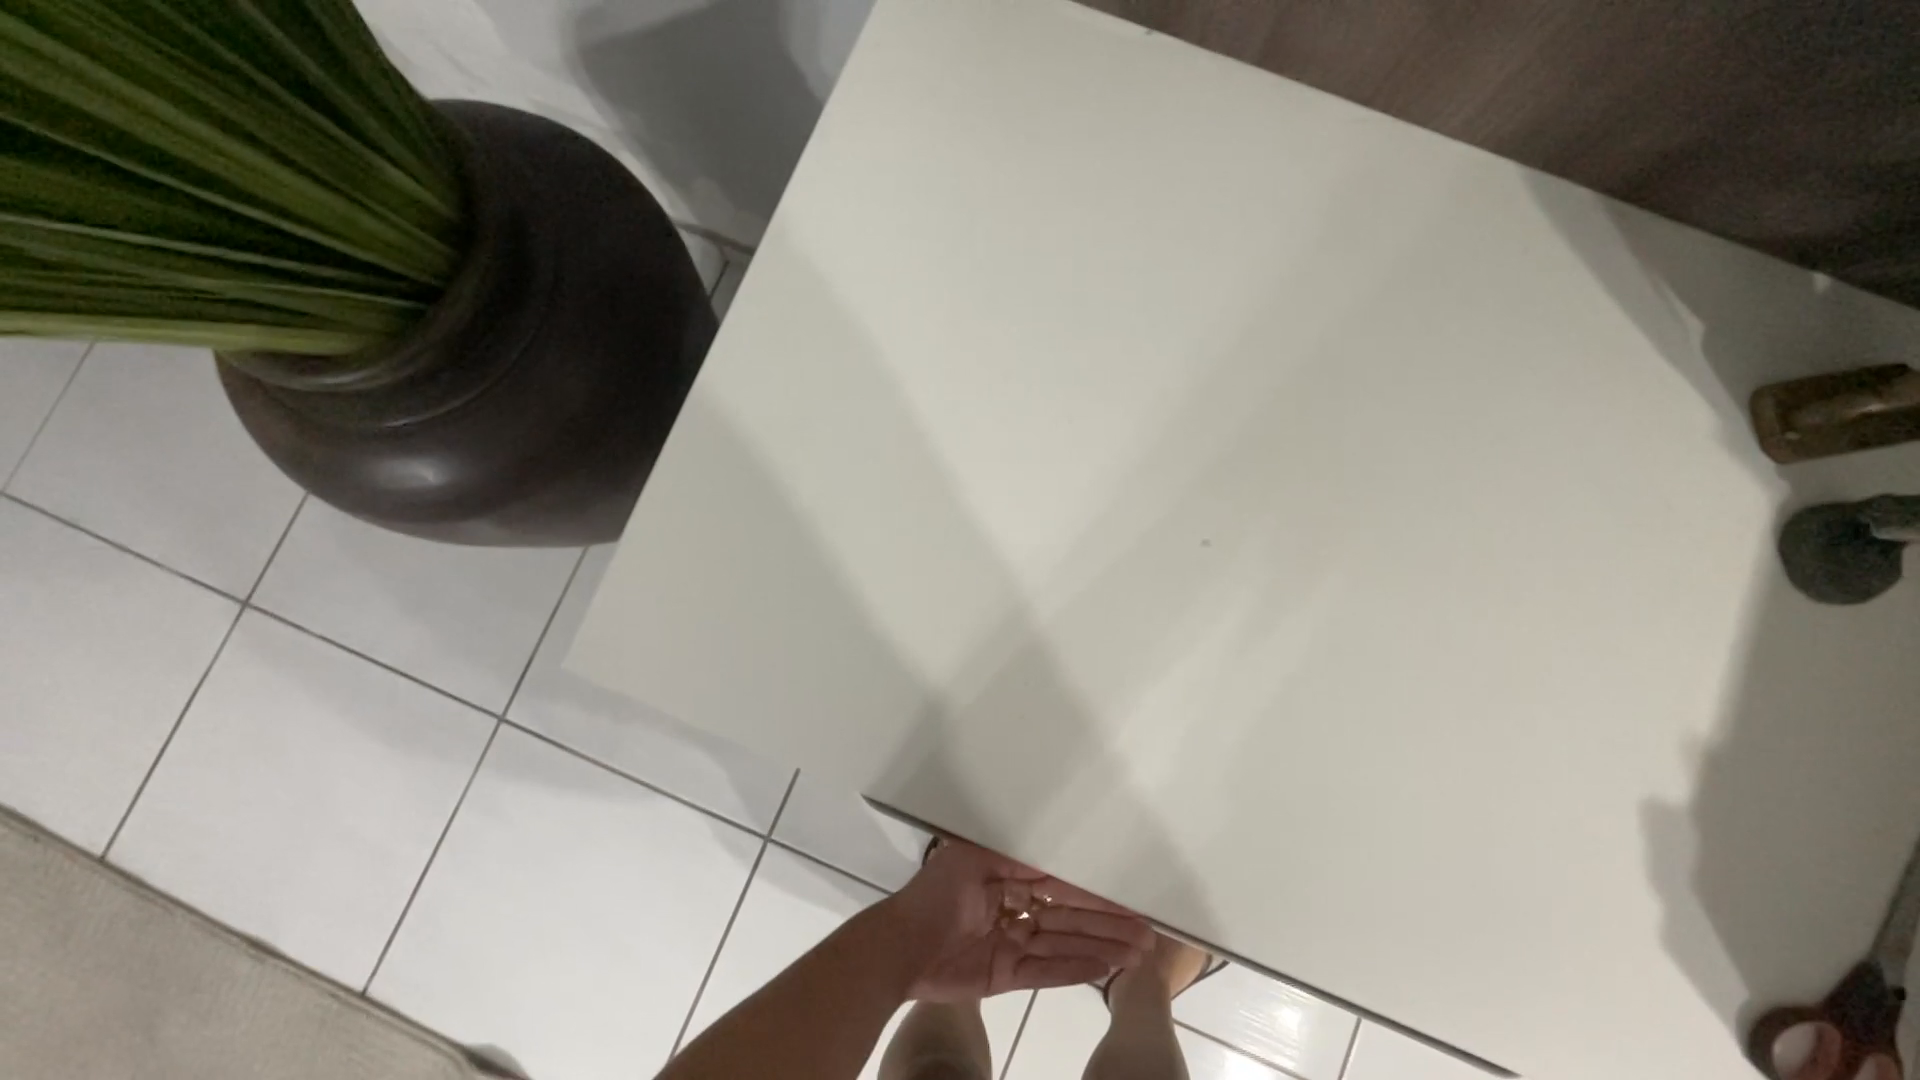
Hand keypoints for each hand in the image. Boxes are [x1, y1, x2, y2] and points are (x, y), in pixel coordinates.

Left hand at [888, 839, 1153, 1001]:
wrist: (899, 946)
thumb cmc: (935, 895)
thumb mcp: (973, 859)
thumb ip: (1018, 861)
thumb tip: (1060, 861)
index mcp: (1006, 878)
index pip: (1059, 884)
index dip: (1092, 891)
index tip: (1127, 895)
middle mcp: (1014, 910)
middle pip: (1068, 917)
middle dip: (1106, 923)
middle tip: (1146, 931)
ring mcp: (1011, 944)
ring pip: (1064, 944)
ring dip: (1100, 946)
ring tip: (1138, 951)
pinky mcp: (1005, 975)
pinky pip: (1047, 972)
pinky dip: (1075, 970)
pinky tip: (1106, 968)